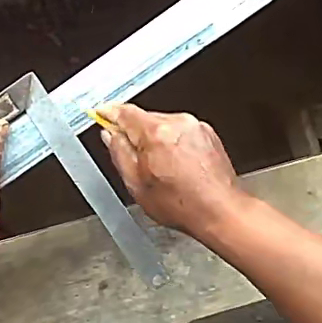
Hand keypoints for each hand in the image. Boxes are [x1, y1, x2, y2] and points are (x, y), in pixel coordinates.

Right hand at [98, 103, 249, 238]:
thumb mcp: (136, 184)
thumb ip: (119, 154)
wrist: (220, 211)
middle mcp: (179, 123)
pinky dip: (172, 144)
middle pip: (144, 119)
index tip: (101, 113)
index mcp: (157, 134)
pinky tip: (174, 168)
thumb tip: (110, 136)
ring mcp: (195, 126)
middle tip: (132, 159)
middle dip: (134, 135)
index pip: (125, 112)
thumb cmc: (183, 205)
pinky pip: (179, 132)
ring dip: (154, 141)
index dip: (109, 113)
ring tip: (159, 170)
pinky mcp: (207, 133)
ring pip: (162, 126)